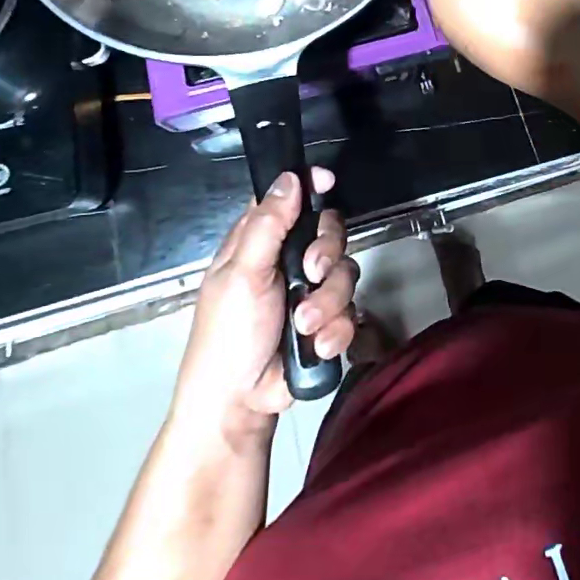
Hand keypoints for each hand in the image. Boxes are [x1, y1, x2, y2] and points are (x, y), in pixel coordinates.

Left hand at [169, 168, 358, 442]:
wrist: (240, 402)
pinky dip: (336, 330)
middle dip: (326, 253)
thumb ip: (267, 225)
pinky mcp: (326, 322)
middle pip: (328, 232)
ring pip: (345, 274)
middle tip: (310, 272)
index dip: (310, 188)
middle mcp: (287, 260)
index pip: (289, 200)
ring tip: (304, 325)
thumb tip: (289, 178)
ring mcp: (309, 292)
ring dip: (328, 302)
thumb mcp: (241, 274)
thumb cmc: (228, 333)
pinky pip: (351, 312)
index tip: (327, 181)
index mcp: (258, 242)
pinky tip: (316, 346)